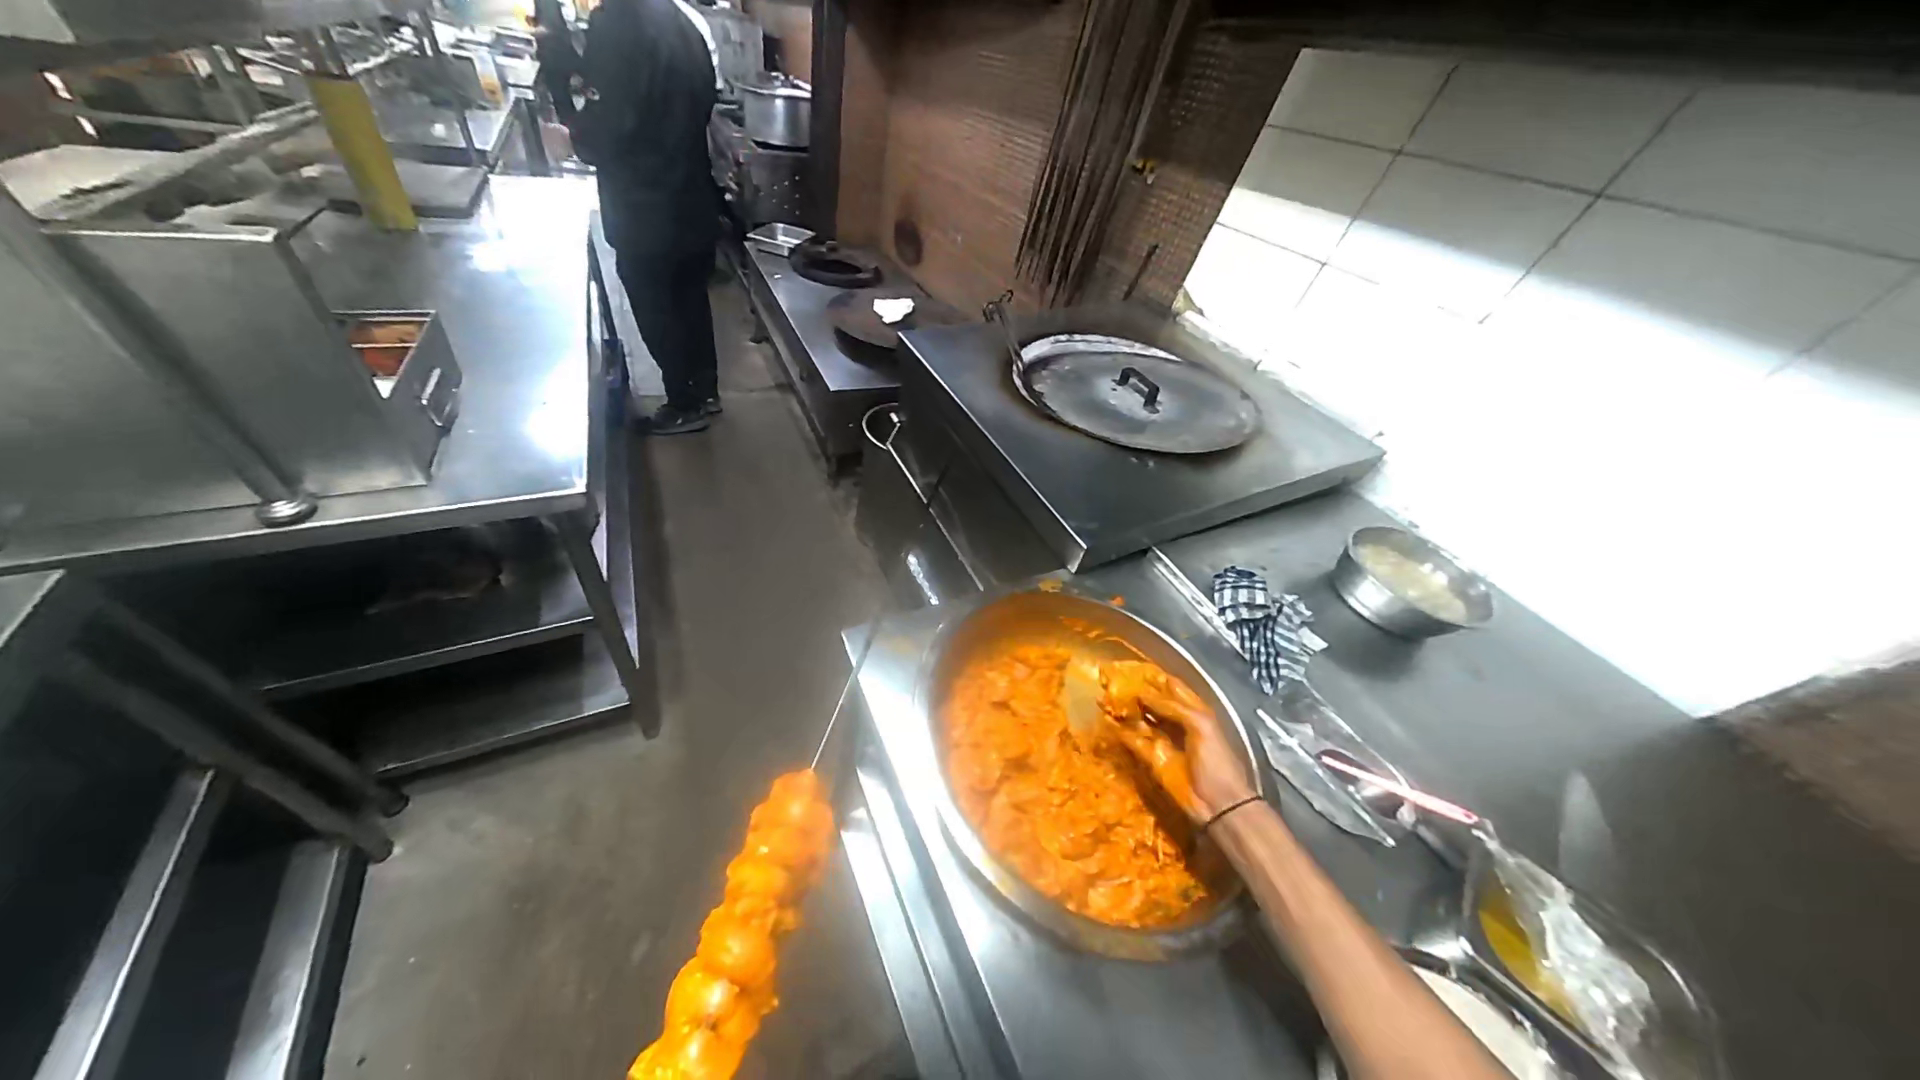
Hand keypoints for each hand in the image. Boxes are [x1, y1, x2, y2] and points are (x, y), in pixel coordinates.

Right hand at [1101, 662, 1255, 821]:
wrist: (1219, 803)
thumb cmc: (1216, 761)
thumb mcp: (1200, 725)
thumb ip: (1173, 707)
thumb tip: (1144, 695)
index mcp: (1194, 711)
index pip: (1172, 688)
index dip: (1155, 678)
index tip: (1133, 668)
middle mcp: (1178, 722)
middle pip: (1154, 703)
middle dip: (1136, 692)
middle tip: (1113, 682)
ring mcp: (1165, 741)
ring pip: (1142, 720)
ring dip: (1126, 711)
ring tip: (1106, 698)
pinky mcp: (1153, 759)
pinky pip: (1135, 743)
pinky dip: (1122, 733)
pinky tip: (1109, 723)